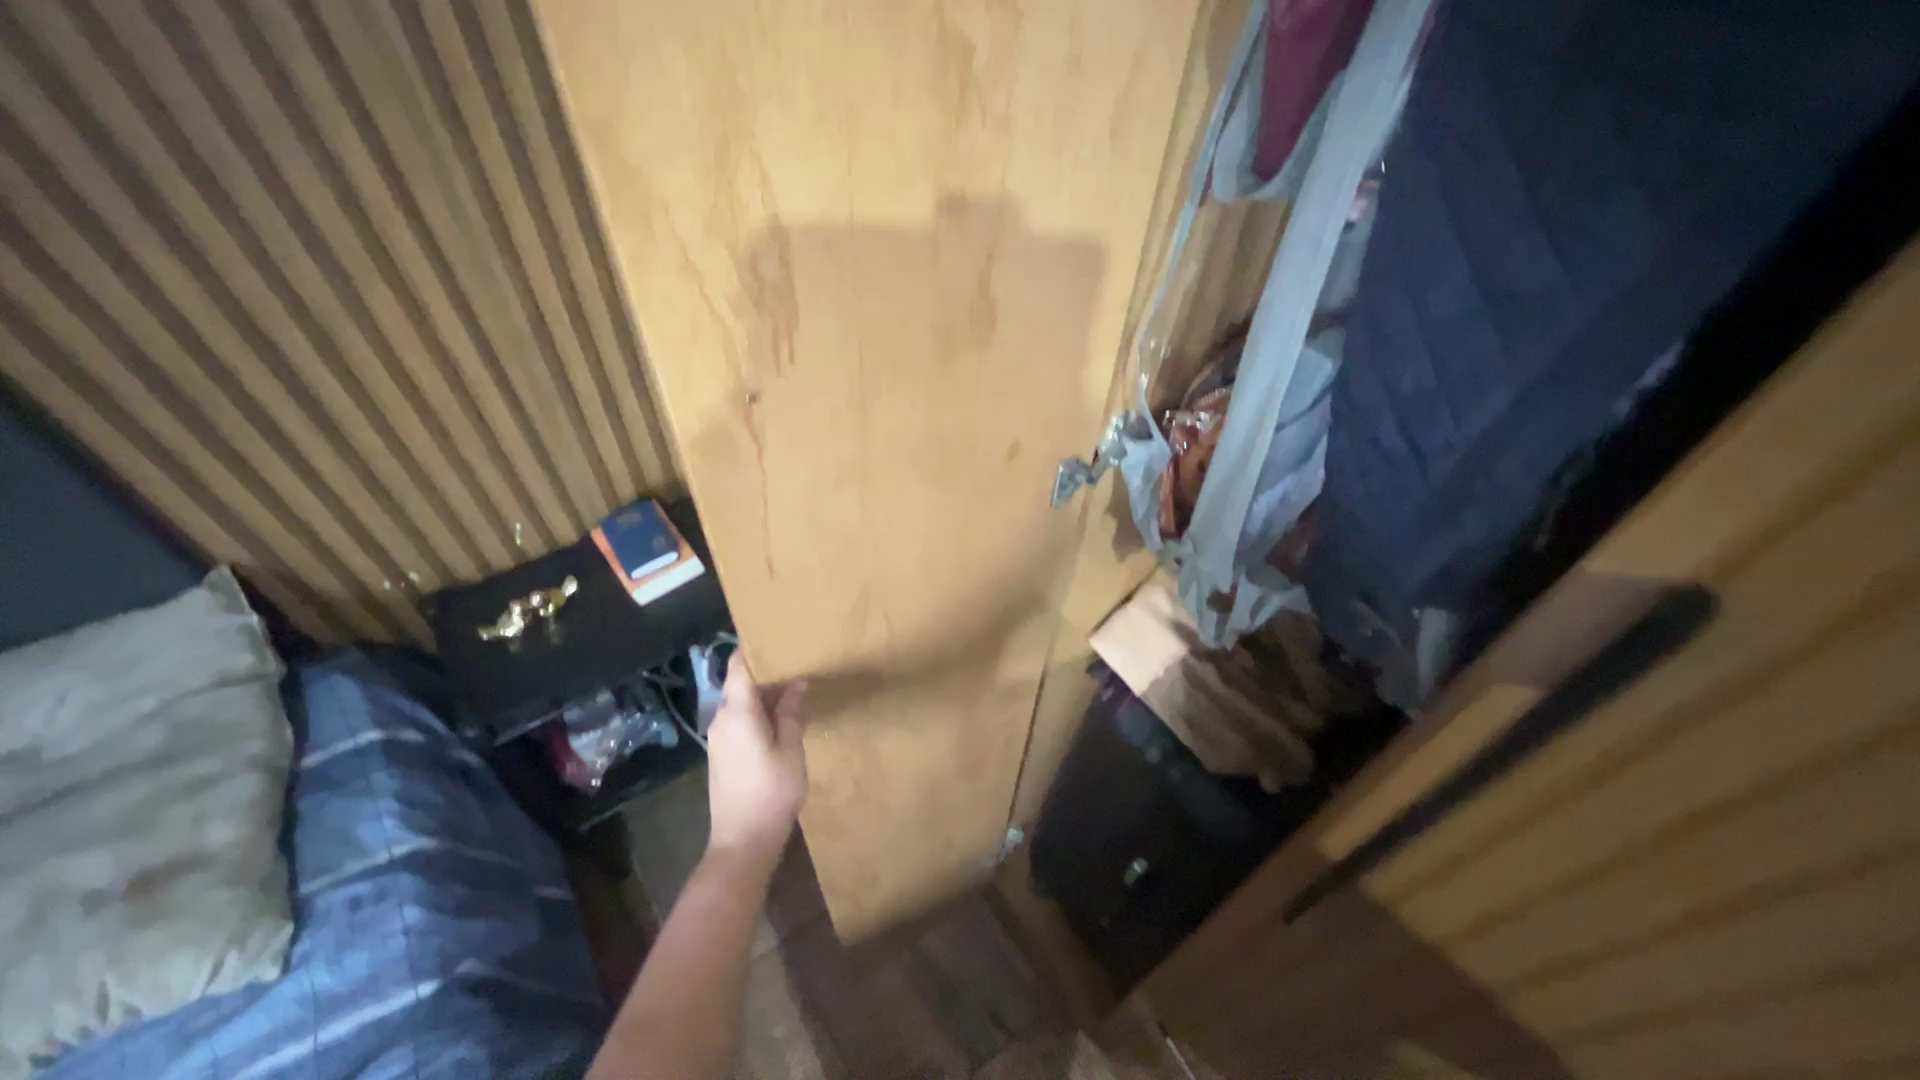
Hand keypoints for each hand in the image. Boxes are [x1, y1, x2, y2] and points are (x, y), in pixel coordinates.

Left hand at [705, 653, 808, 862]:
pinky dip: (757, 714)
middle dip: (765, 673)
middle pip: (738, 683)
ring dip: (763, 696)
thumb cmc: (771, 792)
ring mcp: (718, 739)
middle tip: (795, 664)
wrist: (743, 841)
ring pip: (739, 704)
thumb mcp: (790, 750)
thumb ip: (791, 713)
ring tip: (794, 691)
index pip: (738, 666)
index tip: (774, 638)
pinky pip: (738, 722)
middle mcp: (721, 719)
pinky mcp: (722, 755)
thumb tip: (796, 683)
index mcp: (737, 712)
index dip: (753, 649)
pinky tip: (781, 721)